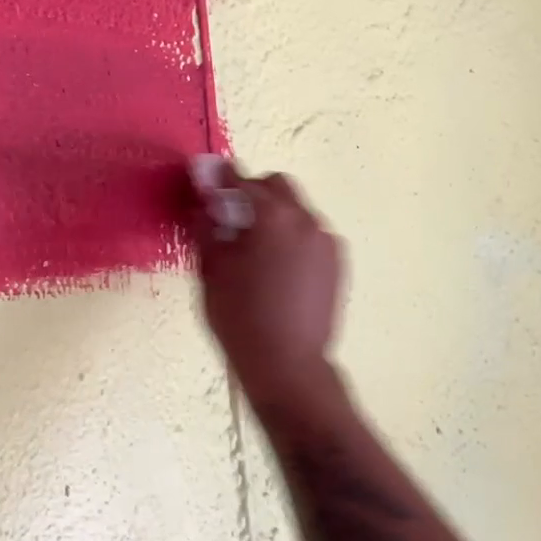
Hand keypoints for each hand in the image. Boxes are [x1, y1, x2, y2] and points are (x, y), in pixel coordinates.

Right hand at [190, 157, 343, 404]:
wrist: (286, 363)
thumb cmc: (238, 317)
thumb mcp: (211, 270)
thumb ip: (207, 226)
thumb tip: (203, 200)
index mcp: (273, 218)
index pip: (243, 181)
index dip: (220, 177)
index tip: (204, 176)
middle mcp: (306, 221)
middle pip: (277, 187)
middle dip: (252, 194)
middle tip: (227, 220)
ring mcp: (327, 243)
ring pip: (295, 212)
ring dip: (272, 218)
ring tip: (251, 252)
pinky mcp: (337, 264)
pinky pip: (308, 237)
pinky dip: (288, 239)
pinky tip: (273, 271)